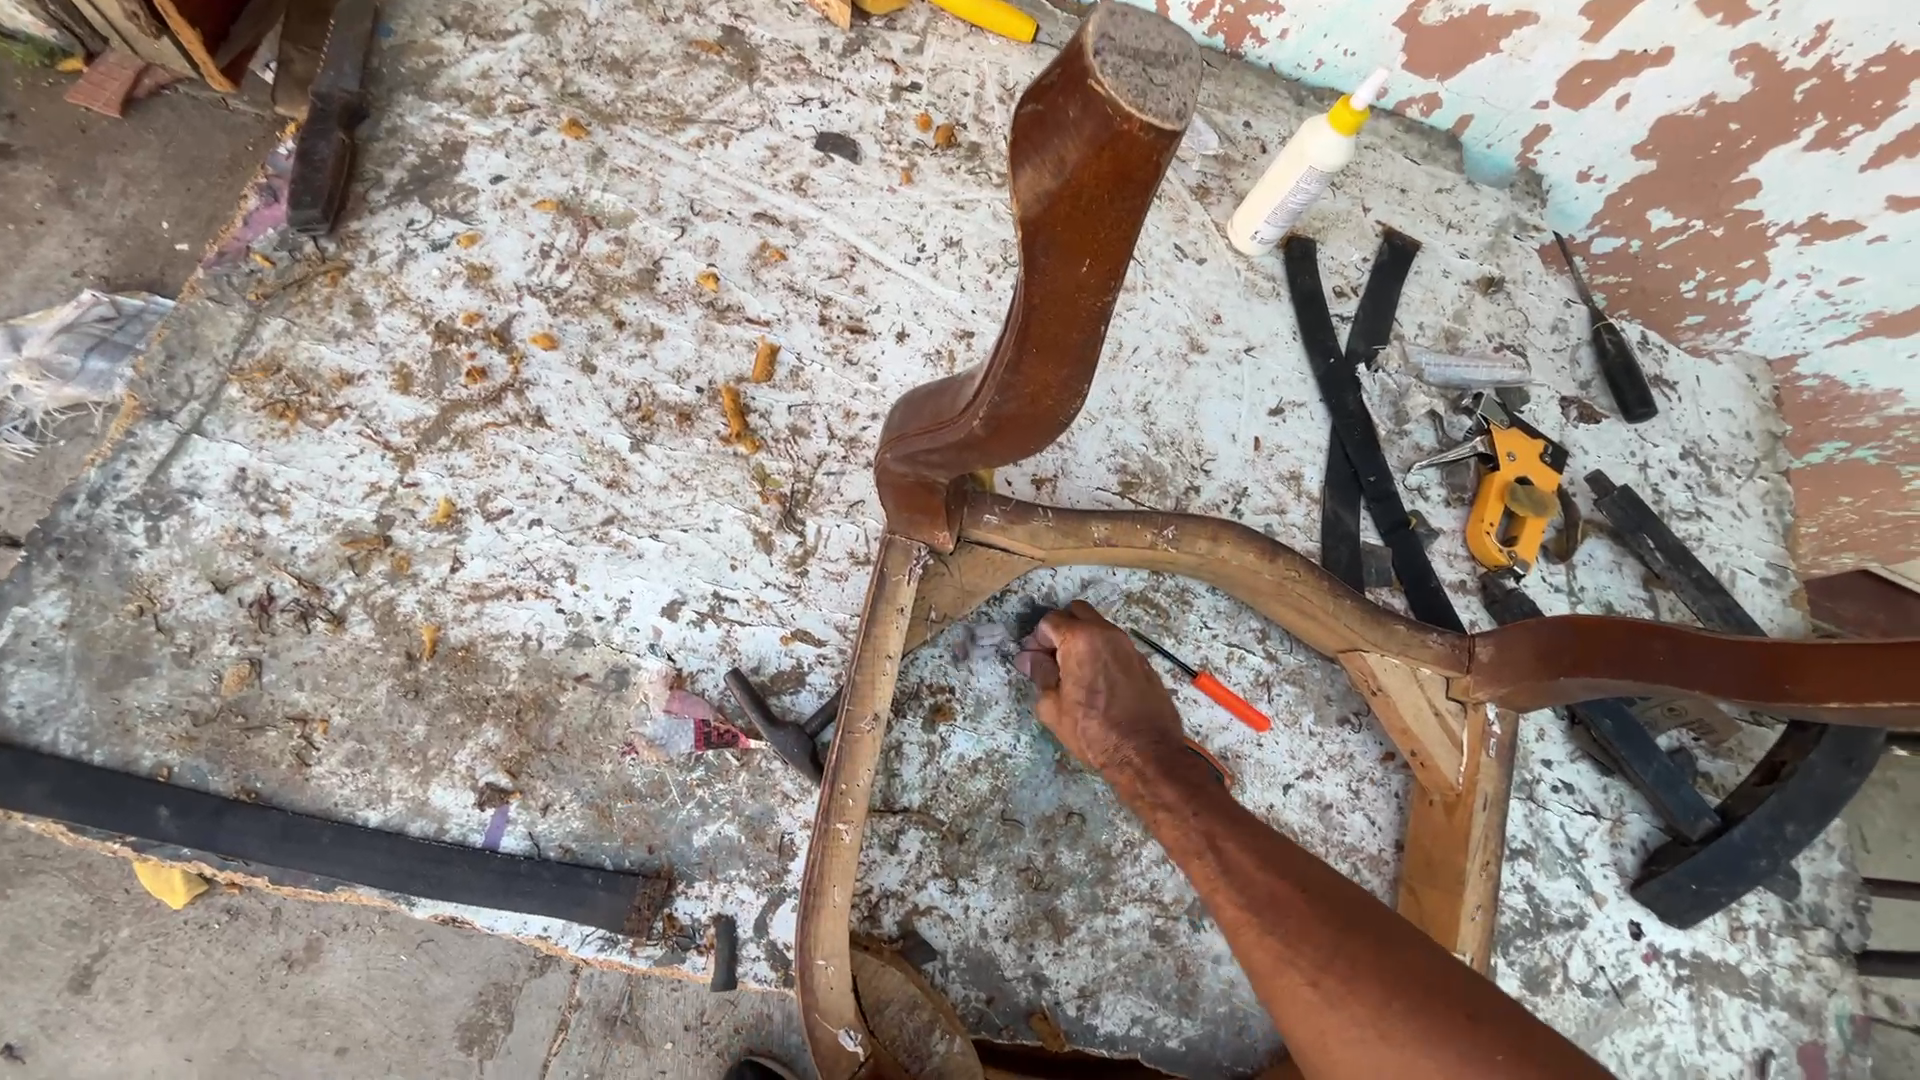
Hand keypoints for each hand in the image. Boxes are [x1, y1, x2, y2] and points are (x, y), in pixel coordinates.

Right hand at [1014, 600, 1185, 773]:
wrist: (1146, 754)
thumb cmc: (1093, 732)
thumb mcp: (1053, 707)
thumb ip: (1039, 674)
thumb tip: (1029, 659)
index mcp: (1081, 640)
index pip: (1050, 621)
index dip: (1036, 639)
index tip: (1033, 662)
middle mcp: (1108, 634)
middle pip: (1077, 612)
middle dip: (1060, 630)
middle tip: (1052, 659)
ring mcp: (1129, 646)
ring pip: (1099, 628)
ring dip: (1082, 640)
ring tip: (1074, 673)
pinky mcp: (1144, 662)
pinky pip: (1115, 646)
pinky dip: (1101, 654)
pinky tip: (1098, 683)